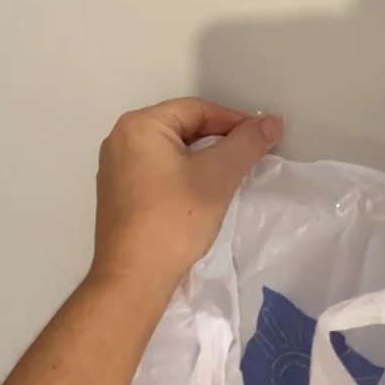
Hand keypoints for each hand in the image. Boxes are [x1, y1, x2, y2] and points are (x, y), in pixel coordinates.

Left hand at [93, 98, 281, 292]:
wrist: (134, 275)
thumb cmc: (175, 218)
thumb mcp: (218, 176)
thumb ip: (246, 143)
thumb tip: (271, 121)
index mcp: (138, 125)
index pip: (195, 109)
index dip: (234, 120)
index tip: (263, 138)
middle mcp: (119, 139)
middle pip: (180, 127)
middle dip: (218, 139)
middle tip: (250, 157)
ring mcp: (114, 167)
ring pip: (169, 150)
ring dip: (201, 158)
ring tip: (230, 175)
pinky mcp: (116, 193)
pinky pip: (155, 170)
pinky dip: (181, 174)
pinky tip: (200, 194)